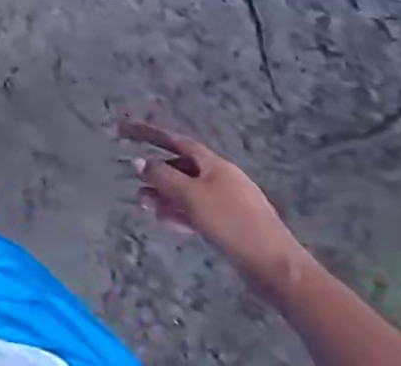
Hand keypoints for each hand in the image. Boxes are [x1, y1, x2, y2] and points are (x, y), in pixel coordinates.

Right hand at [119, 120, 304, 283]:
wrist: (278, 269)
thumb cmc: (232, 223)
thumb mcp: (191, 196)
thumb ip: (162, 176)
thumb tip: (140, 161)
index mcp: (214, 164)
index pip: (174, 139)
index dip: (147, 133)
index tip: (122, 130)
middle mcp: (220, 177)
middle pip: (180, 167)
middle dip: (155, 173)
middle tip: (134, 183)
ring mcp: (227, 202)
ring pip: (187, 191)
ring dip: (164, 196)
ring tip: (145, 206)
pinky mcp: (230, 225)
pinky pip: (197, 210)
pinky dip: (180, 212)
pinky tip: (168, 223)